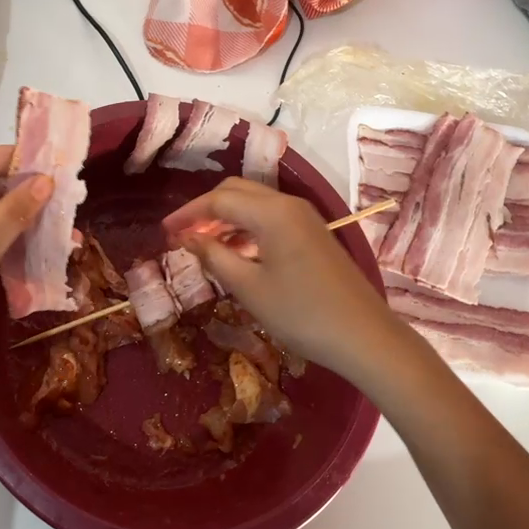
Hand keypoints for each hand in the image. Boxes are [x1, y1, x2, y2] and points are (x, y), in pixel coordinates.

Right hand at [163, 177, 393, 375]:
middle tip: (182, 235)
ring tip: (203, 244)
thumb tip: (186, 238)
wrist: (365, 337)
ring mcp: (305, 217)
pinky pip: (271, 216)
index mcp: (270, 212)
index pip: (217, 201)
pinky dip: (247, 226)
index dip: (187, 214)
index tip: (163, 231)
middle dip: (205, 209)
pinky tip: (236, 251)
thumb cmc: (301, 314)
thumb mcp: (249, 288)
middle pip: (236, 191)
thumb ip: (213, 256)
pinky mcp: (314, 233)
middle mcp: (288, 204)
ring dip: (226, 217)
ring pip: (255, 202)